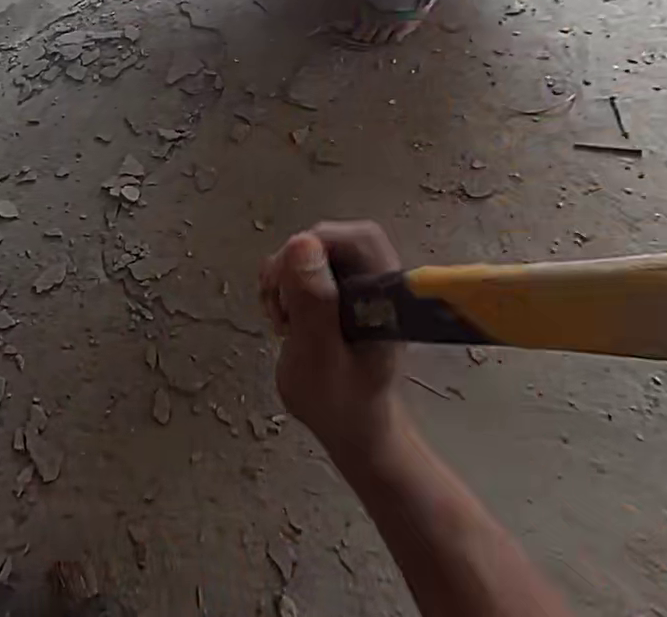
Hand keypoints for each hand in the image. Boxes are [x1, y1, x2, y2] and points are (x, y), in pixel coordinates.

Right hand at [259, 221, 404, 460]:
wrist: (349, 428)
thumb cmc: (342, 405)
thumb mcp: (319, 358)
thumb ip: (312, 302)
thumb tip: (300, 243)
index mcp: (387, 296)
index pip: (360, 239)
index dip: (319, 245)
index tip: (288, 280)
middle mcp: (376, 282)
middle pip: (331, 239)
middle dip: (294, 264)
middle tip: (279, 303)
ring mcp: (357, 284)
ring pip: (312, 250)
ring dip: (285, 276)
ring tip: (282, 317)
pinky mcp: (338, 290)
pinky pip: (304, 266)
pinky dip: (284, 283)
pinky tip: (283, 314)